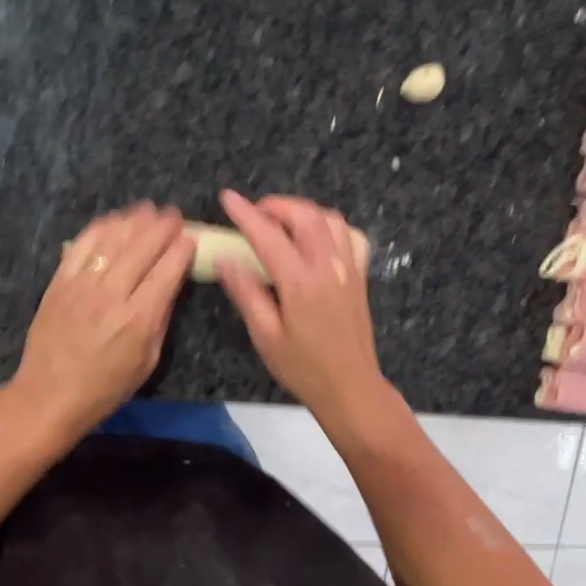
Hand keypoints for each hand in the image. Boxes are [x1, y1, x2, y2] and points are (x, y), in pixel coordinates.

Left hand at [7, 203, 194, 440]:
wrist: (49, 395)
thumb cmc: (105, 387)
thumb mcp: (147, 361)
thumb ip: (160, 318)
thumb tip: (171, 283)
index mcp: (139, 319)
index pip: (168, 270)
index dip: (182, 249)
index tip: (191, 237)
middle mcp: (111, 295)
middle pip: (142, 247)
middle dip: (162, 227)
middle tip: (174, 215)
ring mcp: (81, 285)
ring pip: (112, 239)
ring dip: (134, 220)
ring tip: (148, 210)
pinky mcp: (59, 282)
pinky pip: (81, 245)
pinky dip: (100, 228)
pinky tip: (114, 220)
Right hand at [215, 189, 391, 419]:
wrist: (350, 387)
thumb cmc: (302, 367)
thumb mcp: (265, 336)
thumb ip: (246, 293)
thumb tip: (226, 259)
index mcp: (300, 282)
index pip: (268, 235)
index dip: (245, 213)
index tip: (227, 198)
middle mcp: (328, 266)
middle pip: (305, 214)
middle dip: (277, 205)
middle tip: (255, 213)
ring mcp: (349, 268)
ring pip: (330, 219)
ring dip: (303, 211)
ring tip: (283, 223)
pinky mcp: (360, 276)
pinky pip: (351, 236)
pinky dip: (332, 227)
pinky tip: (317, 239)